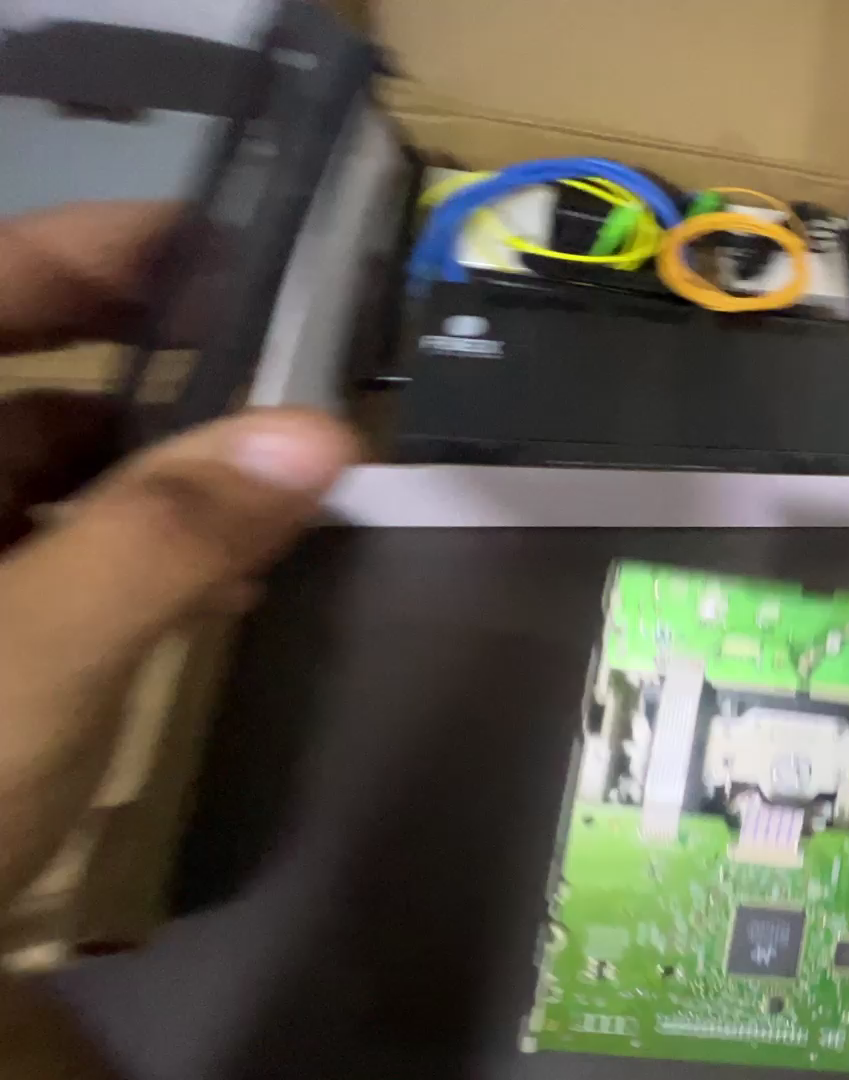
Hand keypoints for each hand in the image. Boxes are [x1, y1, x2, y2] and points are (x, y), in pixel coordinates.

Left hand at [0, 200, 360, 904]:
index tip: (228, 240)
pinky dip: (147, 537)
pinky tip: (224, 567)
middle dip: (165, 371)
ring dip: (172, 468)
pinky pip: (59, 537)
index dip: (91, 250)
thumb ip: (168, 537)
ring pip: (50, 463)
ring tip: (285, 485)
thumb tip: (323, 434)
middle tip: (300, 373)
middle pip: (28, 378)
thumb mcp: (28, 665)